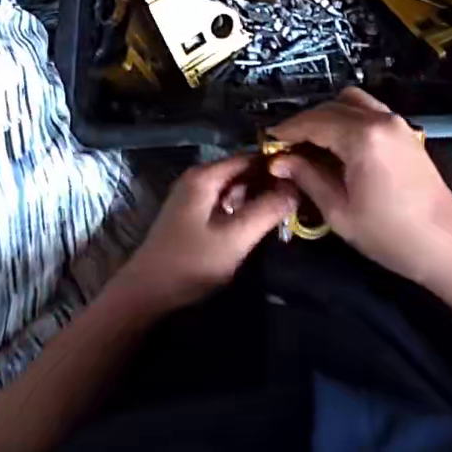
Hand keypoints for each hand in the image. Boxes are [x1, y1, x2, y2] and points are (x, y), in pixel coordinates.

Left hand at [111, 154, 297, 312]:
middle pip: (242, 171)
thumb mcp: (234, 239)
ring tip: (288, 209)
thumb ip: (266, 212)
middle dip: (269, 182)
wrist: (146, 294)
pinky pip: (226, 202)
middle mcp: (198, 178)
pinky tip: (262, 223)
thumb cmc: (190, 263)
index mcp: (205, 176)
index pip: (249, 157)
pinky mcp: (193, 215)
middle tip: (300, 197)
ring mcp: (194, 197)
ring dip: (258, 197)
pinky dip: (244, 209)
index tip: (304, 177)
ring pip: (235, 188)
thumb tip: (297, 189)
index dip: (277, 165)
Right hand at [267, 87, 451, 288]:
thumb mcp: (339, 211)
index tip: (267, 142)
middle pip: (330, 107)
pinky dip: (348, 116)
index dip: (287, 130)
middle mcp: (378, 118)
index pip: (313, 121)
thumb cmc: (390, 234)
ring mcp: (395, 121)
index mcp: (361, 136)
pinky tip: (339, 143)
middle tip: (286, 147)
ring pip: (350, 101)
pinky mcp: (404, 130)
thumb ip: (307, 177)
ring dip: (327, 115)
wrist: (447, 245)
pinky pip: (368, 109)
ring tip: (312, 143)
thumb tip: (277, 161)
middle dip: (304, 123)